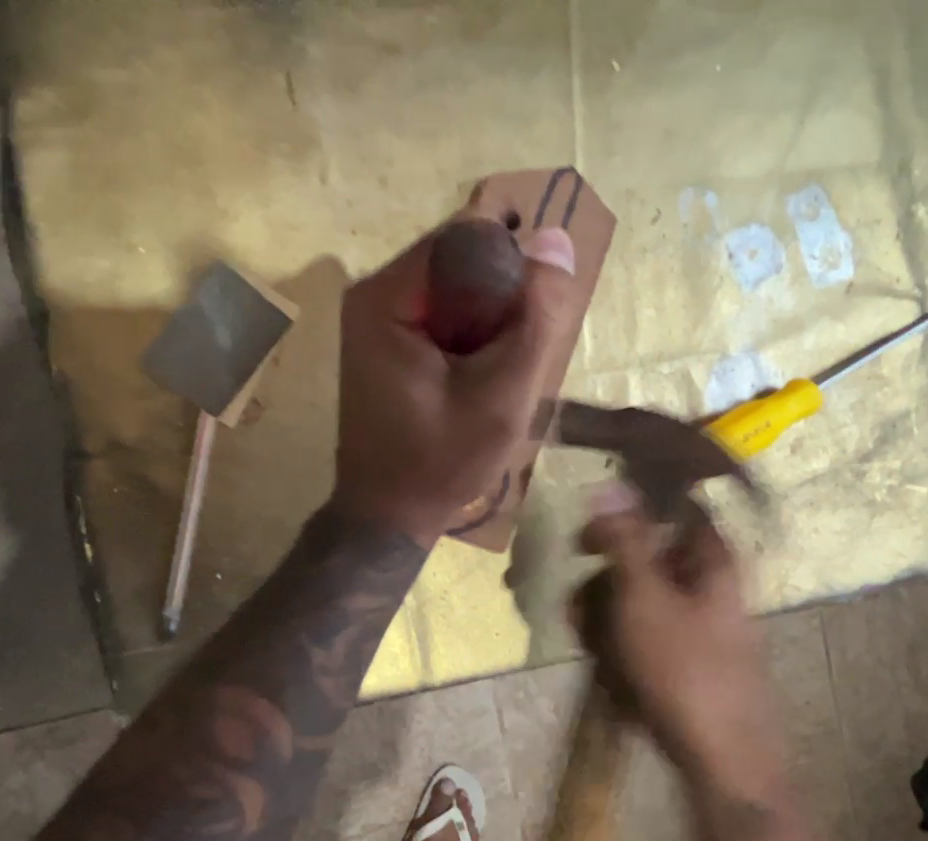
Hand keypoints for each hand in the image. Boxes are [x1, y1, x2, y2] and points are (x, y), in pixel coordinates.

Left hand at [330, 224, 578, 546]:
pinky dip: (468, 336)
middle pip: (458, 259)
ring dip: (488, 320)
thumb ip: (535, 318)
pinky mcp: (383, 340)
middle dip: (500, 298)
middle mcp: (371, 295)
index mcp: (384, 298)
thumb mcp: (502, 395)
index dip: (511, 269)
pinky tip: (477, 377)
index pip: (465, 238)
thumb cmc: (440, 463)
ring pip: (454, 287)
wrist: (387, 515)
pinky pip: (440, 313)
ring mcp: (373, 318)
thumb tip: (556, 238)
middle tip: (515, 354)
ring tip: (497, 372)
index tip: (530, 321)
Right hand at [575, 488, 783, 786]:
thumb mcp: (644, 596)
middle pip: (640, 560)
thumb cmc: (684, 669)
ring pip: (633, 601)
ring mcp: (695, 624)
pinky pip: (640, 636)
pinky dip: (617, 647)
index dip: (624, 517)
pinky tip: (607, 672)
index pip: (668, 510)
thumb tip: (607, 484)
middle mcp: (706, 584)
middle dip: (600, 585)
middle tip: (576, 612)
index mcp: (711, 559)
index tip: (585, 542)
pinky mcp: (683, 659)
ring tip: (589, 650)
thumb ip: (622, 540)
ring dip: (601, 620)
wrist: (721, 757)